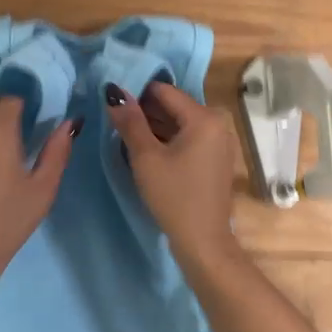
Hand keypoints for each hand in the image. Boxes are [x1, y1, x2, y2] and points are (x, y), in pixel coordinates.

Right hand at [106, 82, 239, 263]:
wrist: (203, 241)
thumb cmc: (173, 196)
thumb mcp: (146, 158)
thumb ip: (130, 122)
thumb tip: (115, 92)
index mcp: (203, 118)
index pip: (164, 91)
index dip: (136, 93)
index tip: (112, 103)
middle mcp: (216, 124)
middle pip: (174, 106)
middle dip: (144, 110)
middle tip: (115, 120)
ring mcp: (218, 142)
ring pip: (179, 123)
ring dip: (154, 126)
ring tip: (124, 133)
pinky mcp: (215, 160)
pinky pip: (188, 139)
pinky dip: (167, 140)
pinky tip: (145, 149)